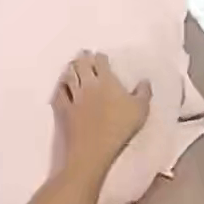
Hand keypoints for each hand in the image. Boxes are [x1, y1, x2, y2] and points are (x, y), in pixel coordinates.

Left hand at [53, 51, 151, 175]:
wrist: (93, 149)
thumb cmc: (119, 128)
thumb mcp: (140, 111)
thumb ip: (143, 93)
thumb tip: (144, 81)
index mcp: (106, 81)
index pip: (100, 62)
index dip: (100, 57)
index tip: (100, 56)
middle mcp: (87, 85)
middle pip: (82, 65)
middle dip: (83, 58)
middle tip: (83, 55)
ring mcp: (73, 97)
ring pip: (68, 76)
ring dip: (70, 69)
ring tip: (71, 66)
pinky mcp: (63, 110)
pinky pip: (59, 94)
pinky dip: (60, 87)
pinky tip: (61, 87)